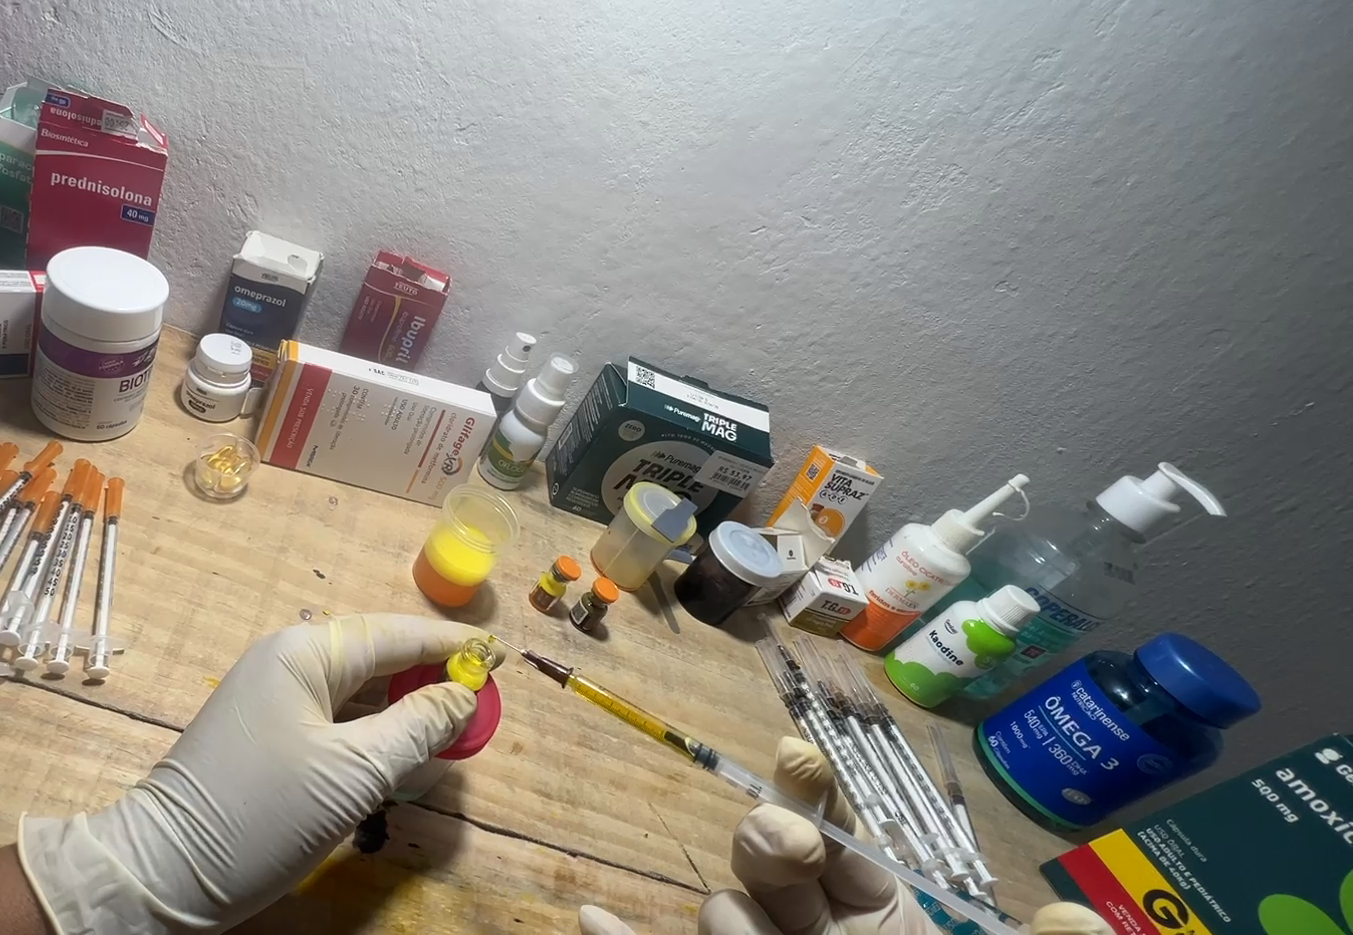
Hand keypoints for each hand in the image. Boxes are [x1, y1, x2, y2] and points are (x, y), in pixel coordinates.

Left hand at [18, 613, 492, 933]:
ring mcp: (273, 691)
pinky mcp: (267, 725)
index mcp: (305, 652)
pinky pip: (334, 711)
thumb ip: (416, 728)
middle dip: (428, 674)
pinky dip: (372, 725)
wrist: (160, 872)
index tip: (497, 652)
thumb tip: (462, 695)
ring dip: (402, 703)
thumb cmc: (261, 814)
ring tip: (451, 721)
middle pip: (375, 654)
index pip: (393, 633)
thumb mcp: (352, 775)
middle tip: (479, 697)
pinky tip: (400, 742)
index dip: (448, 643)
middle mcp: (288, 657)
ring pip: (356, 685)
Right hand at [578, 738, 1113, 934]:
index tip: (802, 756)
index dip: (813, 789)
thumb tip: (1085, 921)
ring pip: (724, 915)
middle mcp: (812, 932)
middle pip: (766, 854)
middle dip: (767, 833)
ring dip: (740, 928)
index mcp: (880, 918)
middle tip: (788, 842)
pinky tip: (588, 918)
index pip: (837, 832)